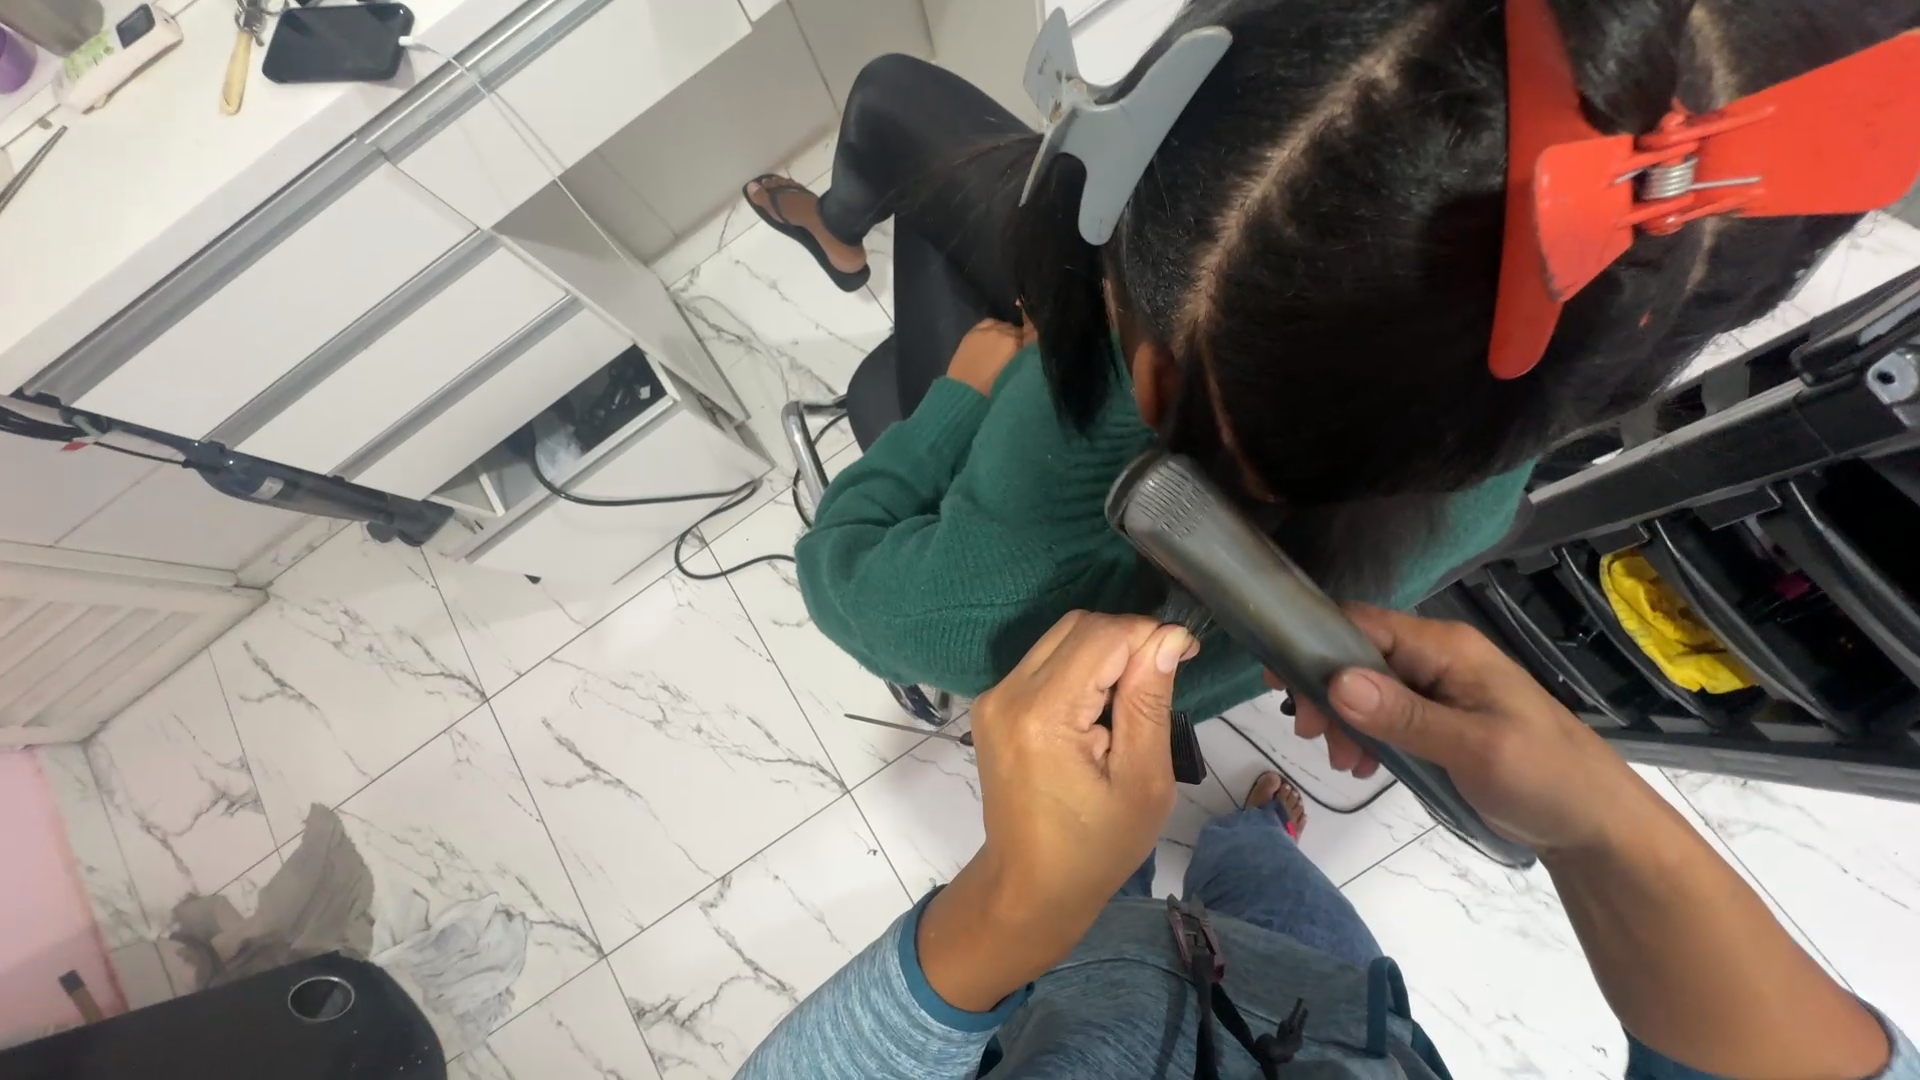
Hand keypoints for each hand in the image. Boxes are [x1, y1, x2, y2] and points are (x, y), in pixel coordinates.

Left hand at [917, 611, 1193, 1010]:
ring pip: (1059, 637)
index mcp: (1044, 715)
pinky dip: (1079, 665)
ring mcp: (994, 696)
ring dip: (1103, 649)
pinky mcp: (992, 703)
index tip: (1186, 654)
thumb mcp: (1142, 782)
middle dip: (1127, 637)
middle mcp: (1008, 694)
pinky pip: (1043, 659)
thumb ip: (1149, 702)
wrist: (1030, 884)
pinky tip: (1099, 704)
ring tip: (1132, 694)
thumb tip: (1169, 637)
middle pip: (1078, 626)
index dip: (1149, 634)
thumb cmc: (1096, 847)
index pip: (1103, 636)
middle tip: (1160, 675)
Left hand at [946, 317, 1035, 395]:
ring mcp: (988, 330)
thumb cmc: (992, 388)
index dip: (1029, 343)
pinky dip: (992, 327)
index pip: (1030, 336)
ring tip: (1002, 343)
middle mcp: (1004, 332)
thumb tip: (1026, 349)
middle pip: (1016, 330)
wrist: (965, 391)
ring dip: (1005, 332)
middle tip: (1013, 349)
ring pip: (1003, 325)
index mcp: (1016, 344)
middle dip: (1017, 338)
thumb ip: (1022, 358)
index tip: (1027, 349)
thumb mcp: (1015, 372)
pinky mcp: (974, 331)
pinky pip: (988, 322)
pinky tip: (991, 335)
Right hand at [1290, 605, 1647, 854]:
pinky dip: (1363, 734)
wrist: (1600, 829)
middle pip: (1355, 655)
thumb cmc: (1547, 779)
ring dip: (1342, 719)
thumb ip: (1404, 714)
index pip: (1361, 624)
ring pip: (1363, 687)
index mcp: (1445, 648)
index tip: (1280, 684)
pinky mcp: (1437, 716)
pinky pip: (1383, 712)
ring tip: (1342, 760)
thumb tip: (1336, 681)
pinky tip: (1361, 764)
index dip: (1314, 645)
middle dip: (1324, 692)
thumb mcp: (1475, 749)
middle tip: (1309, 735)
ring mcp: (1436, 687)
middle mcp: (1436, 657)